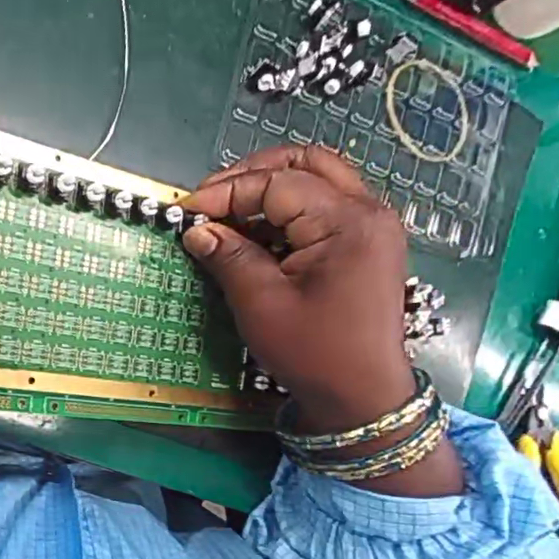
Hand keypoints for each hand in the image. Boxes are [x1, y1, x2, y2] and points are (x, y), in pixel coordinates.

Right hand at [179, 145, 415, 433]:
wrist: (362, 394)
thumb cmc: (313, 351)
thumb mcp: (261, 304)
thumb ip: (229, 257)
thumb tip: (196, 230)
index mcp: (346, 222)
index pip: (277, 183)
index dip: (226, 192)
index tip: (187, 210)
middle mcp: (367, 211)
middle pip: (305, 163)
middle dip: (250, 174)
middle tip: (210, 200)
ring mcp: (370, 225)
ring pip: (316, 178)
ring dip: (267, 187)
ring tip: (226, 213)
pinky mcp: (364, 242)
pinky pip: (322, 205)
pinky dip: (284, 209)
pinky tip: (253, 232)